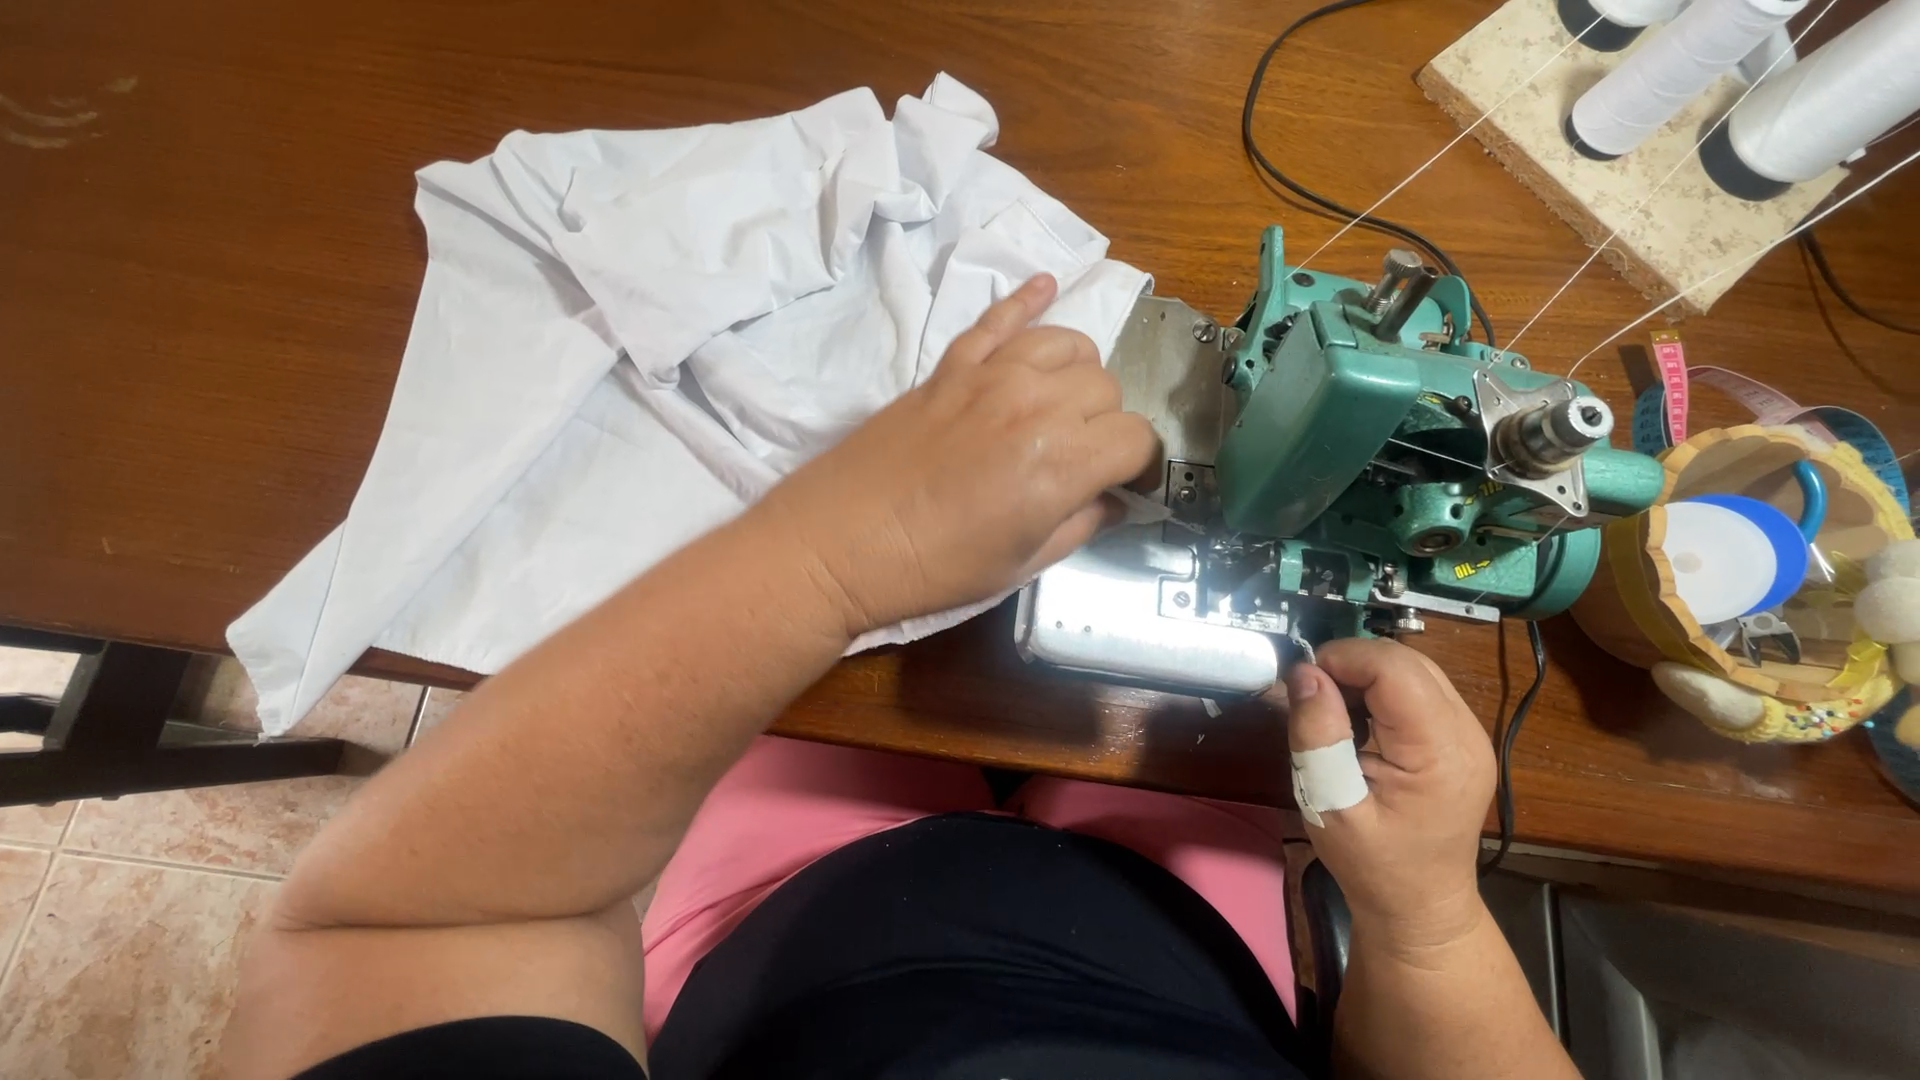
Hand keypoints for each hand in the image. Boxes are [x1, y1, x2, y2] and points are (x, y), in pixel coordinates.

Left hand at [756, 273, 1158, 636]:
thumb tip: (1112, 498)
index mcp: (1061, 463)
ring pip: (1067, 343)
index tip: (1123, 482)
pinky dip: (1026, 300)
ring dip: (1077, 372)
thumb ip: (1081, 524)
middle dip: (1106, 422)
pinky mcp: (949, 366)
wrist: (839, 544)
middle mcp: (1035, 404)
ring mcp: (989, 376)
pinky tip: (1047, 286)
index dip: (1138, 464)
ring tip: (1063, 404)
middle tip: (1081, 456)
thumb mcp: (1022, 565)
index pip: (1137, 438)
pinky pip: (999, 318)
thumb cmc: (934, 569)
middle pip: (1106, 386)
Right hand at [1284, 638, 1495, 954]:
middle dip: (1351, 662)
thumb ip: (1318, 734)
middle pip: (1406, 659)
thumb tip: (1305, 673)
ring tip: (1332, 708)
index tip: (1302, 684)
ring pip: (1413, 666)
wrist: (1421, 904)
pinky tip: (1359, 718)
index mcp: (1439, 751)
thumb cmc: (1372, 862)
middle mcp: (1466, 733)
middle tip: (1311, 695)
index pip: (1393, 667)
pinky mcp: (1460, 737)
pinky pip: (1418, 687)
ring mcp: (1469, 733)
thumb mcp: (1329, 803)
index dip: (1342, 659)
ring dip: (1364, 672)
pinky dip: (1380, 686)